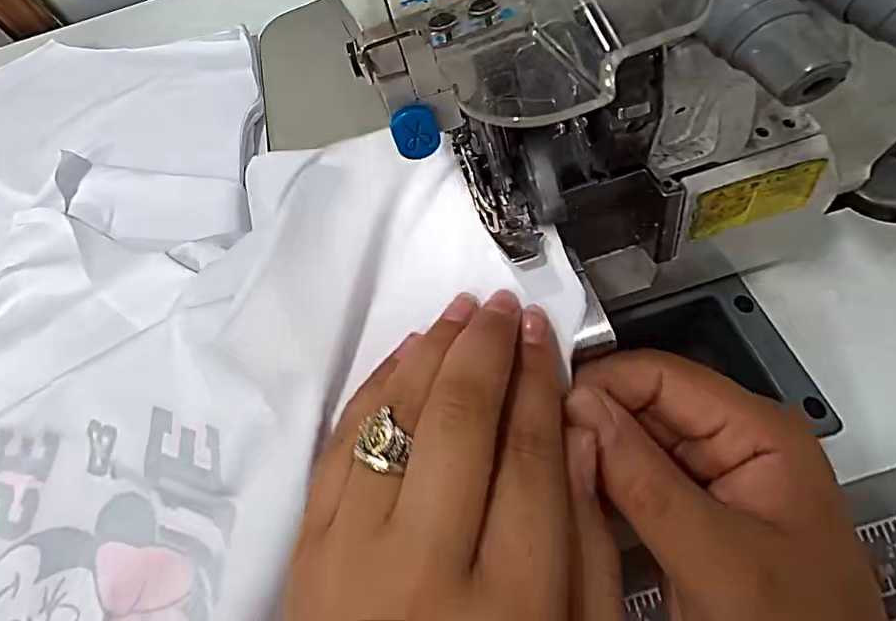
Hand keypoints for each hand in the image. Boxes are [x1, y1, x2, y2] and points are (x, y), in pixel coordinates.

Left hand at [284, 290, 571, 620]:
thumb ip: (588, 555)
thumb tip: (580, 437)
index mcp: (507, 608)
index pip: (529, 456)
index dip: (538, 380)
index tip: (542, 334)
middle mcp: (424, 569)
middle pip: (463, 420)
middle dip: (488, 347)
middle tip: (502, 306)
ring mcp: (353, 551)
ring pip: (399, 414)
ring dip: (434, 349)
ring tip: (462, 312)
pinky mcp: (307, 545)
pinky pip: (344, 438)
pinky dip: (378, 385)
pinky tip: (406, 352)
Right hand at [564, 350, 883, 620]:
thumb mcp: (723, 563)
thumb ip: (649, 482)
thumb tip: (586, 408)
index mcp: (761, 433)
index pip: (660, 374)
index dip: (602, 382)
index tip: (554, 403)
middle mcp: (734, 442)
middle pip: (640, 401)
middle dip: (592, 420)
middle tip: (549, 442)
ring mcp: (708, 477)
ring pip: (629, 438)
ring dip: (592, 452)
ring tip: (559, 468)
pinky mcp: (687, 509)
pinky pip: (630, 474)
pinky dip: (601, 482)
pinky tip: (579, 495)